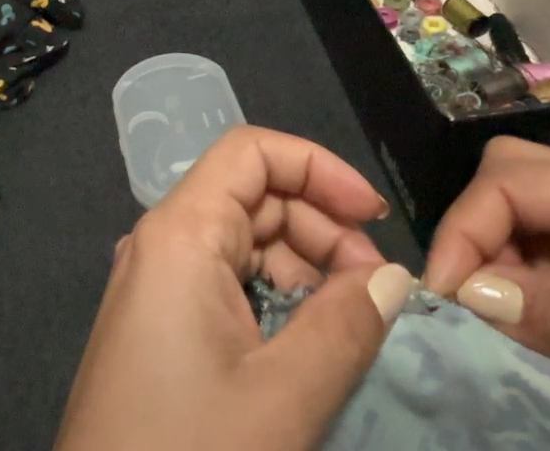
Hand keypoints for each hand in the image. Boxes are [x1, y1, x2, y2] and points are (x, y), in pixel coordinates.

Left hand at [56, 126, 416, 450]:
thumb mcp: (282, 397)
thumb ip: (345, 325)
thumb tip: (393, 276)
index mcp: (180, 233)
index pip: (251, 152)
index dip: (319, 168)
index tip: (376, 218)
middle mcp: (162, 244)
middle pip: (253, 197)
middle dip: (322, 227)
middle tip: (377, 290)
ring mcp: (157, 286)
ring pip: (244, 242)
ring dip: (305, 267)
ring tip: (352, 321)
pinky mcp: (159, 327)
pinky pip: (227, 285)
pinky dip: (276, 299)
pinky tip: (309, 343)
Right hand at [424, 137, 549, 450]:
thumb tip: (467, 290)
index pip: (513, 178)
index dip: (464, 227)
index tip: (441, 300)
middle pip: (514, 185)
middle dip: (476, 238)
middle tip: (470, 313)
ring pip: (528, 228)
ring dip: (499, 272)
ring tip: (500, 337)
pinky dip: (530, 299)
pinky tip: (536, 338)